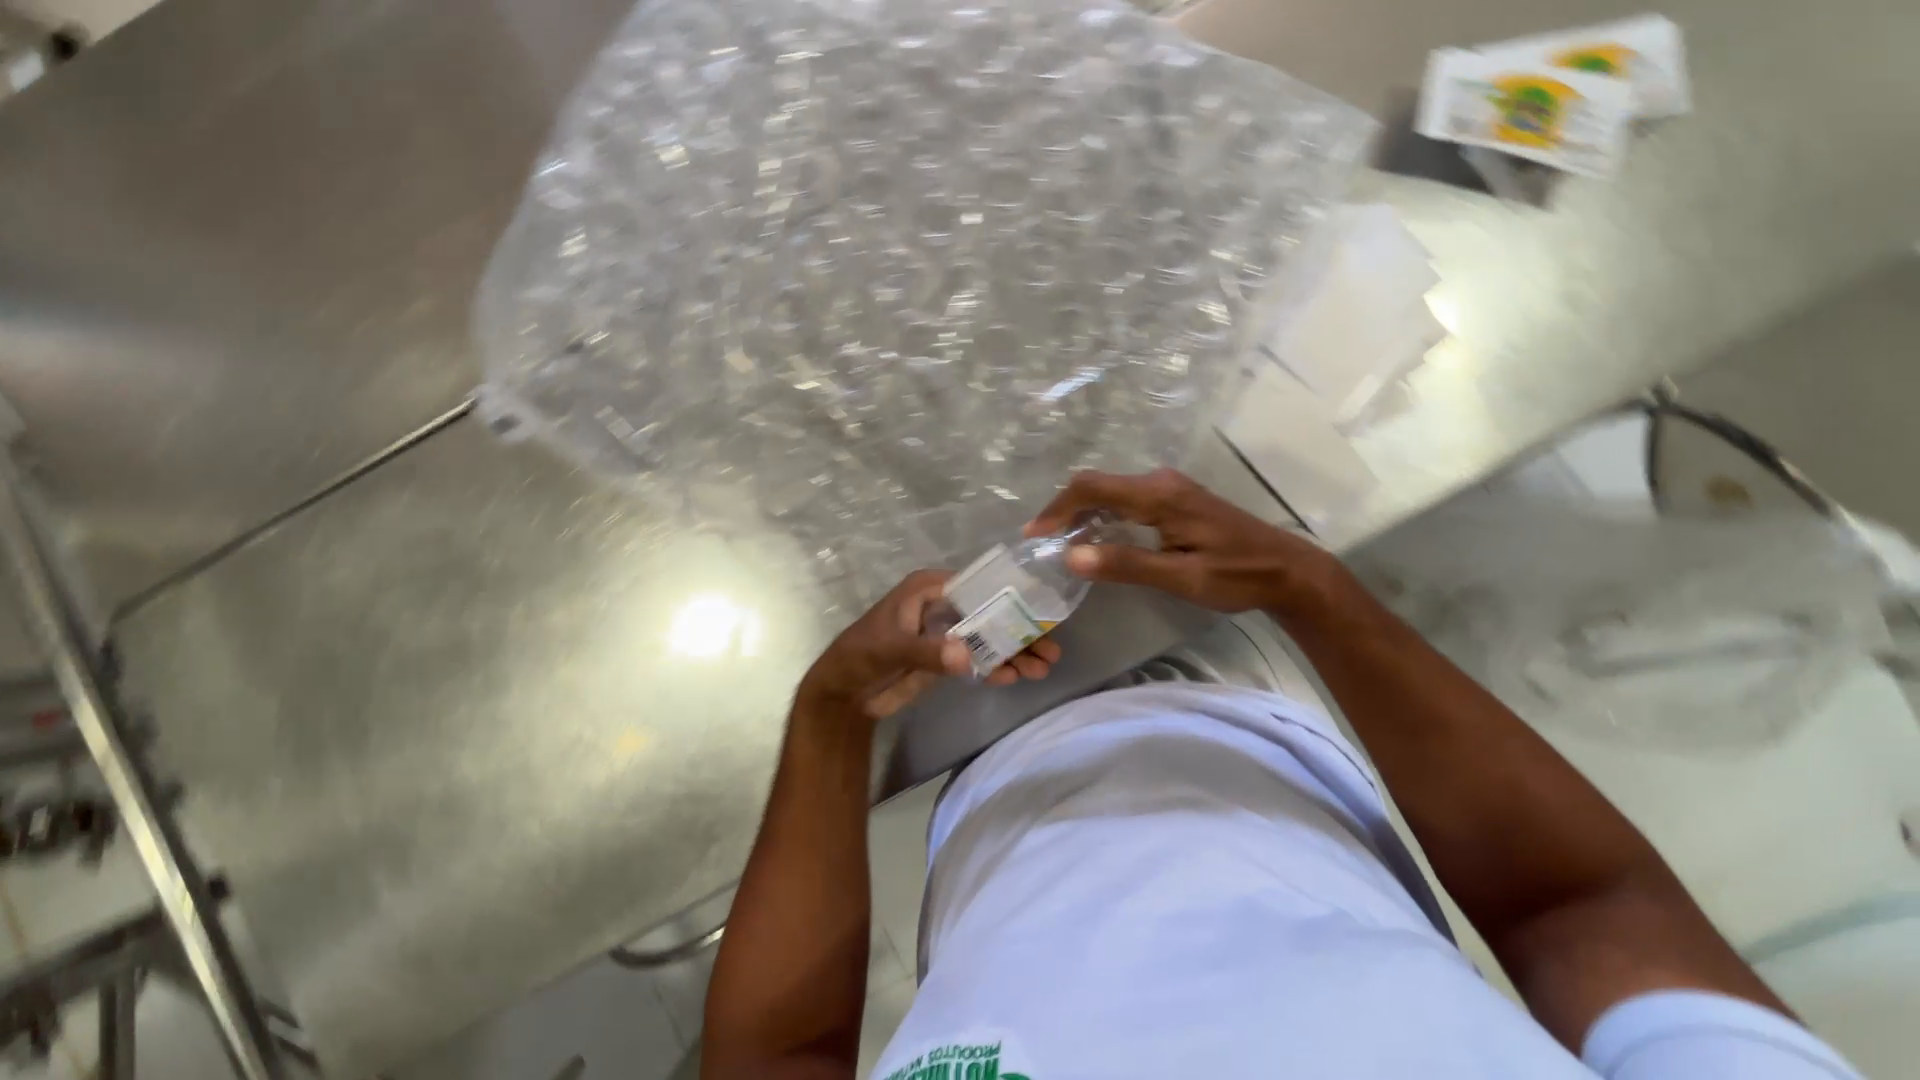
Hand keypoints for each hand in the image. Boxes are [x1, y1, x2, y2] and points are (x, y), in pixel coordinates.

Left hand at [797, 570, 1062, 719]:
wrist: (843, 694)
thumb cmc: (859, 656)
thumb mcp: (891, 649)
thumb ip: (927, 652)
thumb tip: (965, 657)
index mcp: (929, 589)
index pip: (977, 585)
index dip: (1009, 595)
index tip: (1041, 609)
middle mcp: (942, 606)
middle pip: (990, 614)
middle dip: (1019, 631)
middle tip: (1051, 649)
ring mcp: (945, 634)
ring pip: (988, 639)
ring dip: (1014, 653)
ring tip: (1041, 668)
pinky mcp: (945, 659)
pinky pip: (978, 660)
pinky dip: (996, 668)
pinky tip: (1015, 677)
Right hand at [1025, 468, 1347, 615]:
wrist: (1287, 570)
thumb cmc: (1236, 576)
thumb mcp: (1180, 577)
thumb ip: (1126, 565)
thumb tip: (1071, 556)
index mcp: (1159, 496)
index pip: (1092, 488)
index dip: (1057, 508)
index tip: (1034, 535)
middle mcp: (1161, 482)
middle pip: (1098, 486)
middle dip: (1065, 510)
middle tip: (1042, 543)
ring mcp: (1171, 488)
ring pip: (1112, 492)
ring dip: (1083, 513)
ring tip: (1062, 544)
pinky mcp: (1177, 499)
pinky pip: (1127, 499)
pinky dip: (1104, 516)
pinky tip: (1098, 540)